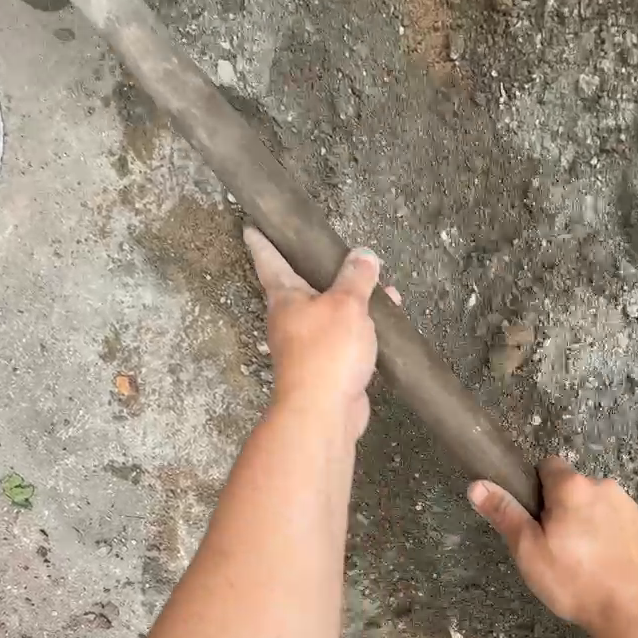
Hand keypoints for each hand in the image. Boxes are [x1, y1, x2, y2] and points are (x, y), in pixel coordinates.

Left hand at [244, 228, 396, 439]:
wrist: (324, 410)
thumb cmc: (327, 353)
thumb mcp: (347, 305)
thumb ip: (357, 278)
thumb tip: (364, 255)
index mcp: (285, 297)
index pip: (269, 260)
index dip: (262, 242)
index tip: (254, 227)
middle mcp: (290, 319)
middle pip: (302, 286)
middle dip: (320, 271)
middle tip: (333, 254)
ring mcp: (308, 345)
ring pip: (329, 313)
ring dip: (351, 301)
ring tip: (378, 287)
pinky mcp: (328, 367)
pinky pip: (345, 338)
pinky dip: (362, 327)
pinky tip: (383, 326)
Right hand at [469, 456, 637, 637]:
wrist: (630, 610)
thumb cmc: (573, 580)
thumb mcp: (528, 550)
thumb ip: (504, 513)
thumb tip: (477, 486)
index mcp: (572, 487)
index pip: (547, 466)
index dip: (536, 489)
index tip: (535, 519)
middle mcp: (604, 486)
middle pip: (572, 487)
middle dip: (561, 509)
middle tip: (553, 546)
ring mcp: (628, 506)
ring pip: (596, 504)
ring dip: (586, 521)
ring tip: (580, 560)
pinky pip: (616, 522)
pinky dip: (608, 535)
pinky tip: (603, 564)